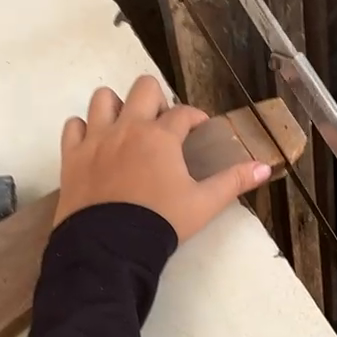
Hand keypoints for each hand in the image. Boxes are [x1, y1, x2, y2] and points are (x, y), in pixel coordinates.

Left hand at [55, 76, 271, 240]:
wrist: (110, 247)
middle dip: (156, 100)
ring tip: (125, 127)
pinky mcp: (72, 156)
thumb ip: (233, 182)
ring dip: (117, 107)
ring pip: (103, 98)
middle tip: (160, 125)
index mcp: (161, 136)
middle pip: (143, 89)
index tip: (198, 128)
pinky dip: (84, 129)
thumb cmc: (160, 223)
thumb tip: (265, 167)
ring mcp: (96, 139)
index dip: (194, 117)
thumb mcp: (203, 204)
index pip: (183, 113)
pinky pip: (73, 125)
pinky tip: (95, 143)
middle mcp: (127, 128)